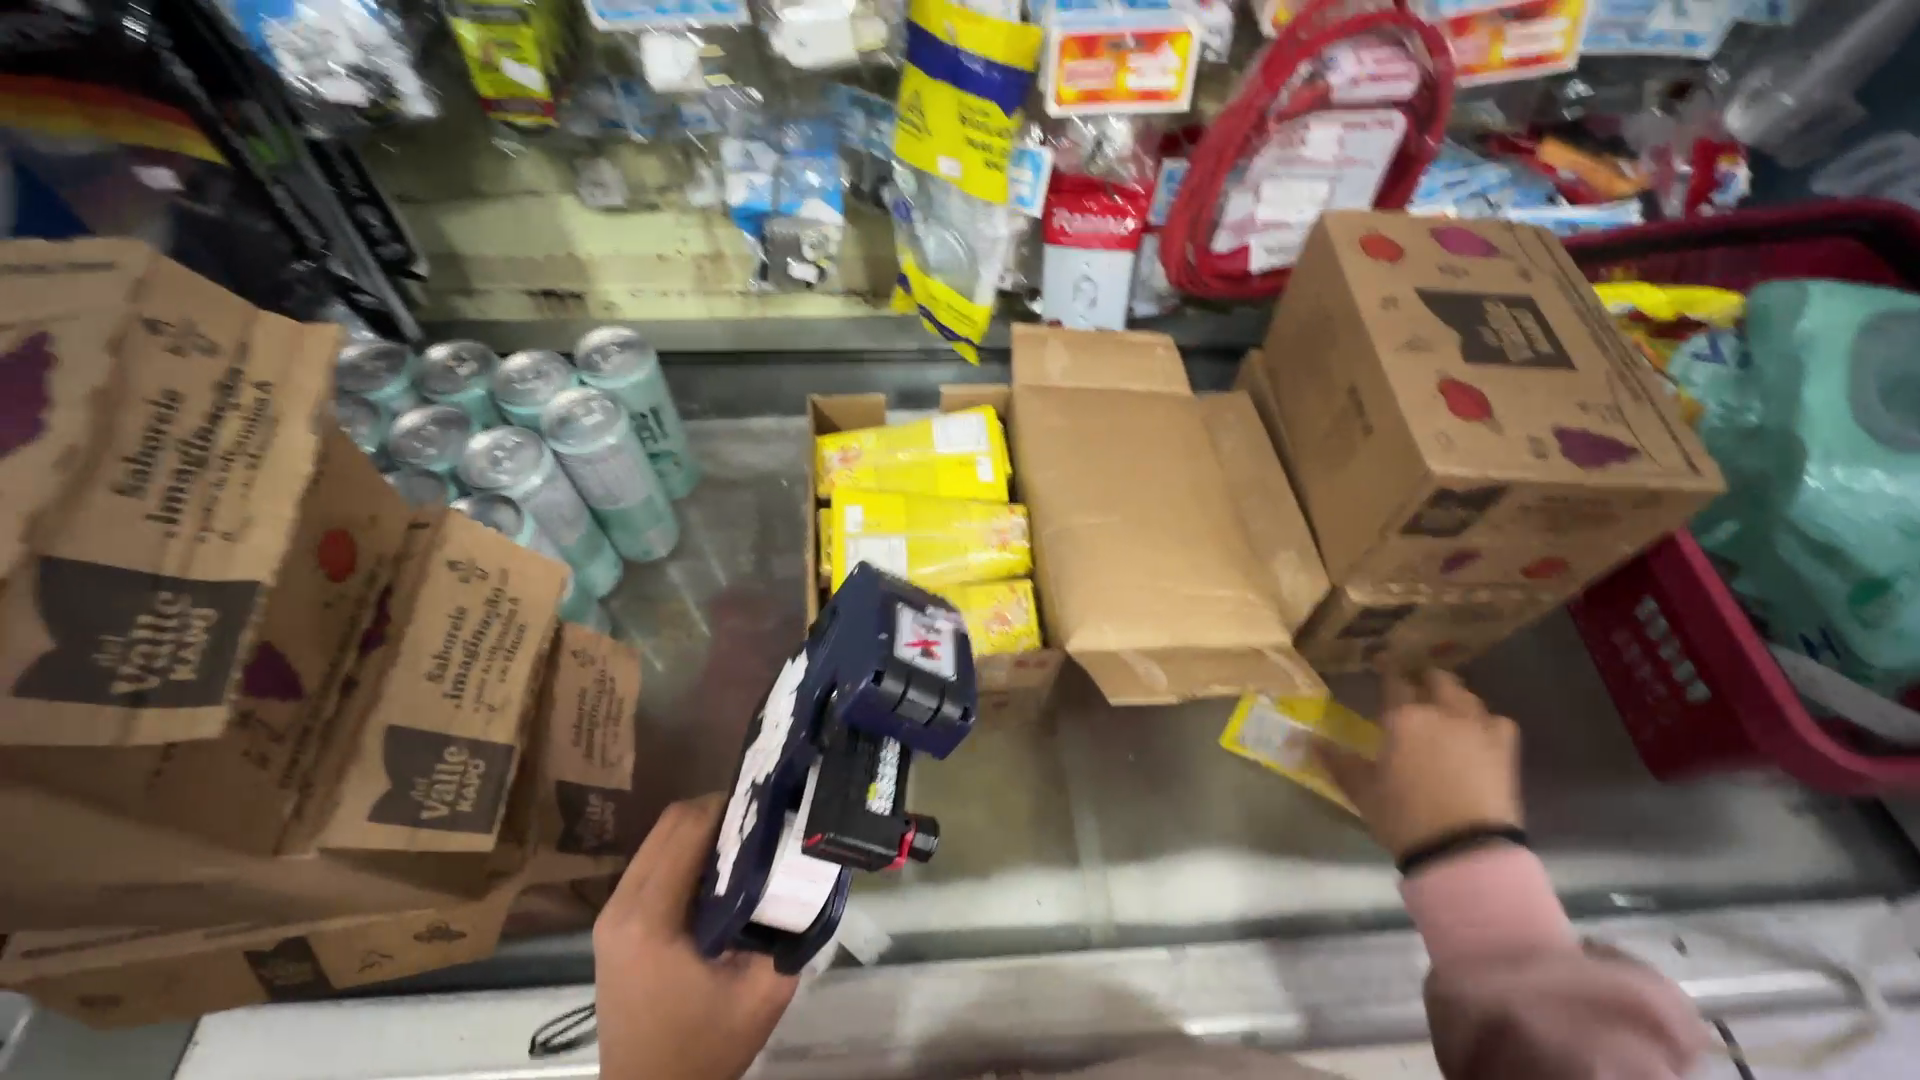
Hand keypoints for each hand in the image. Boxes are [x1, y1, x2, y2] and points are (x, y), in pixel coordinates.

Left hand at [594, 794, 797, 1079]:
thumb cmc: (706, 1045)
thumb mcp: (764, 989)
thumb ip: (789, 927)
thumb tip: (809, 873)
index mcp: (651, 918)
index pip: (687, 827)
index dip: (730, 806)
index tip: (770, 807)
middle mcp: (621, 905)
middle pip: (669, 823)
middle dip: (718, 812)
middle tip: (763, 823)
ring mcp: (610, 915)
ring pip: (657, 841)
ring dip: (701, 833)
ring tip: (746, 846)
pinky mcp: (613, 926)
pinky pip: (651, 866)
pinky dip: (685, 855)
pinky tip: (719, 877)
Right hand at [1319, 669, 1522, 860]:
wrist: (1463, 849)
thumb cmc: (1403, 817)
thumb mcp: (1361, 790)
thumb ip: (1337, 761)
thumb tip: (1310, 741)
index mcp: (1403, 718)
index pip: (1394, 681)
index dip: (1387, 668)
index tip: (1382, 661)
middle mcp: (1442, 713)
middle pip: (1437, 680)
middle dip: (1424, 678)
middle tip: (1414, 685)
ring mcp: (1478, 728)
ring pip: (1467, 696)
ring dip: (1453, 696)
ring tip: (1445, 707)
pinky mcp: (1505, 750)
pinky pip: (1497, 721)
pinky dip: (1485, 721)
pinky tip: (1477, 732)